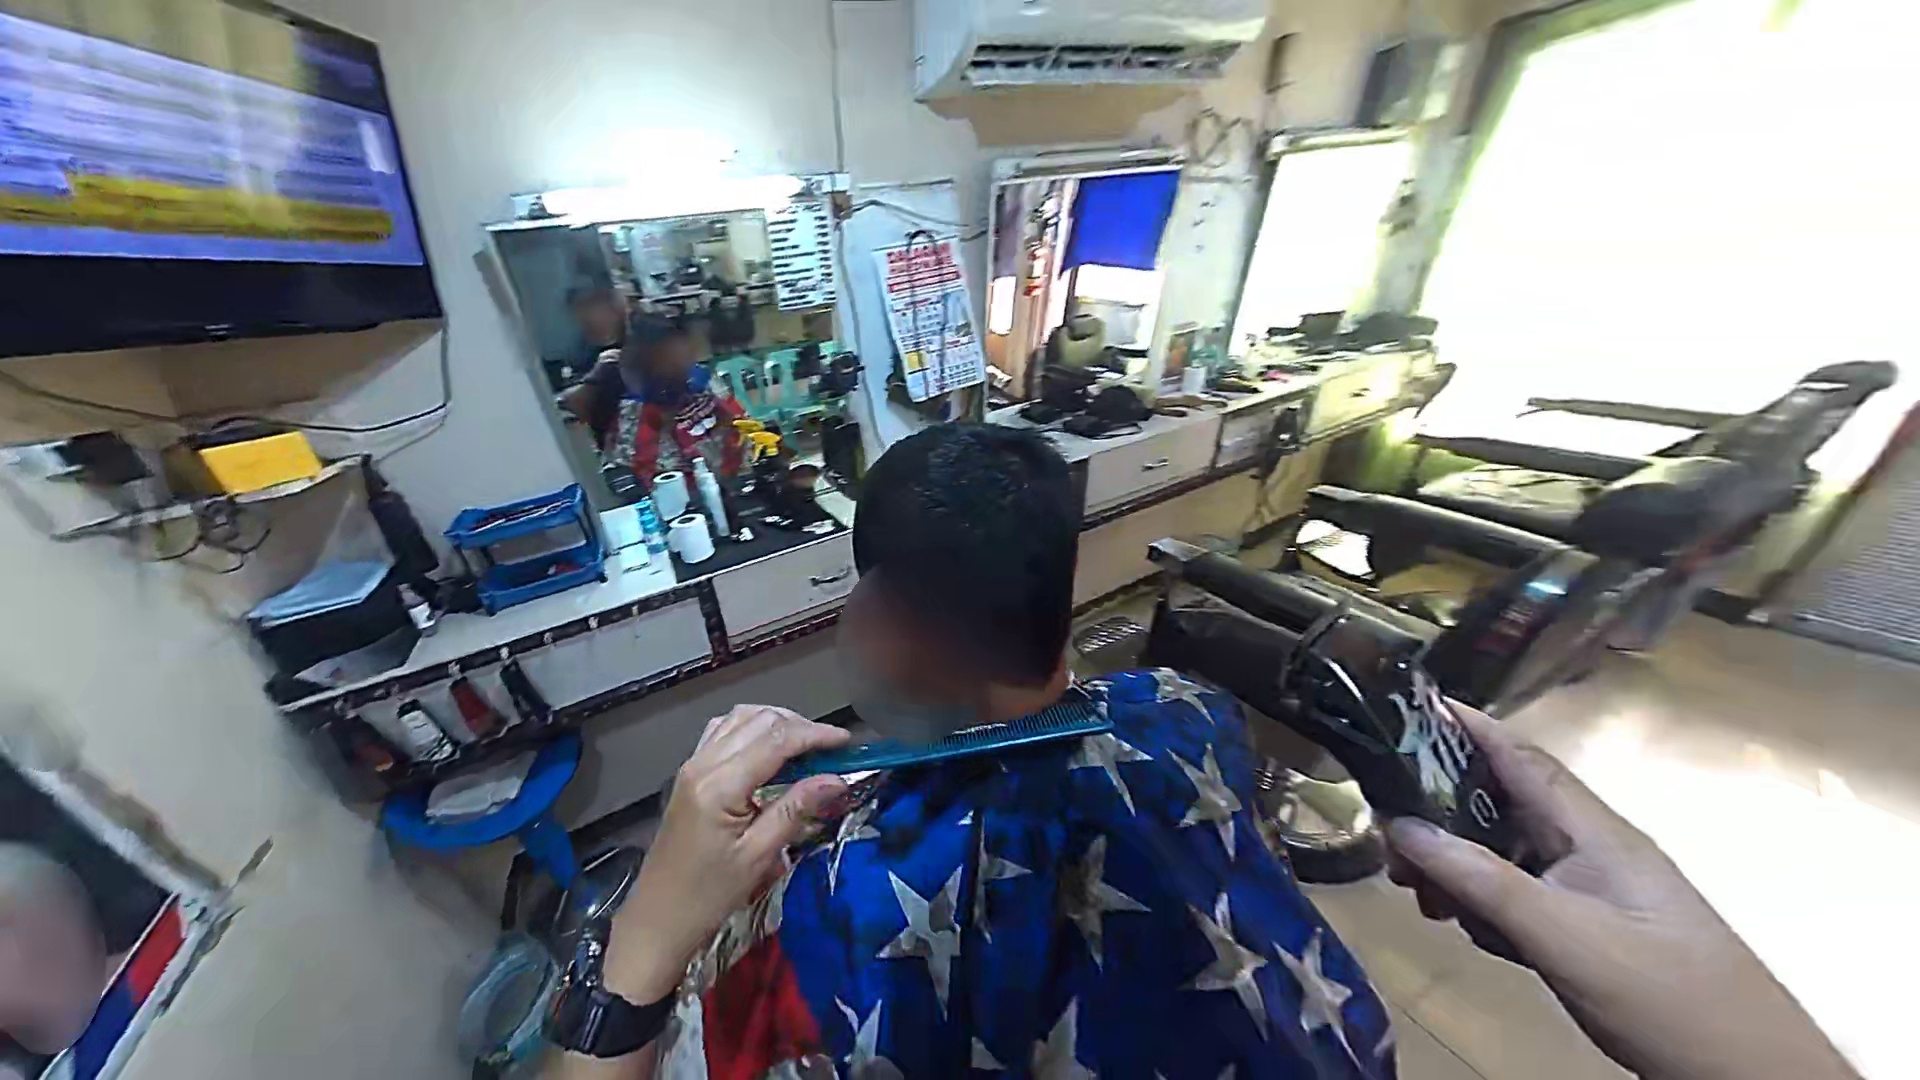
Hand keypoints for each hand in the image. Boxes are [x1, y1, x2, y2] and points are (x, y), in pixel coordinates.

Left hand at [601, 705, 850, 1002]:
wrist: (656, 922)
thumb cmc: (709, 895)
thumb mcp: (759, 856)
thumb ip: (796, 809)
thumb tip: (838, 779)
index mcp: (720, 785)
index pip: (777, 740)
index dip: (816, 734)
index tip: (847, 742)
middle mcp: (704, 763)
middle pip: (761, 720)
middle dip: (800, 726)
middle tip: (829, 748)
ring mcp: (693, 763)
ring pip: (742, 717)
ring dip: (777, 722)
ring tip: (805, 744)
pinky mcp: (690, 770)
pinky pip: (725, 729)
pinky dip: (753, 726)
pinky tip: (769, 746)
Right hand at [1384, 704, 1856, 1079]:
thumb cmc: (1669, 997)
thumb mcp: (1562, 934)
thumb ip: (1477, 876)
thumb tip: (1398, 824)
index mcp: (1590, 830)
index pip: (1518, 755)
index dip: (1464, 724)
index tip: (1406, 706)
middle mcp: (1582, 845)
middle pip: (1491, 801)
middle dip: (1432, 813)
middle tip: (1389, 839)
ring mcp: (1583, 883)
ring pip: (1493, 848)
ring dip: (1447, 864)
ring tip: (1416, 892)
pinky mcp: (1579, 918)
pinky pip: (1507, 886)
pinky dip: (1473, 896)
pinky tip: (1458, 923)